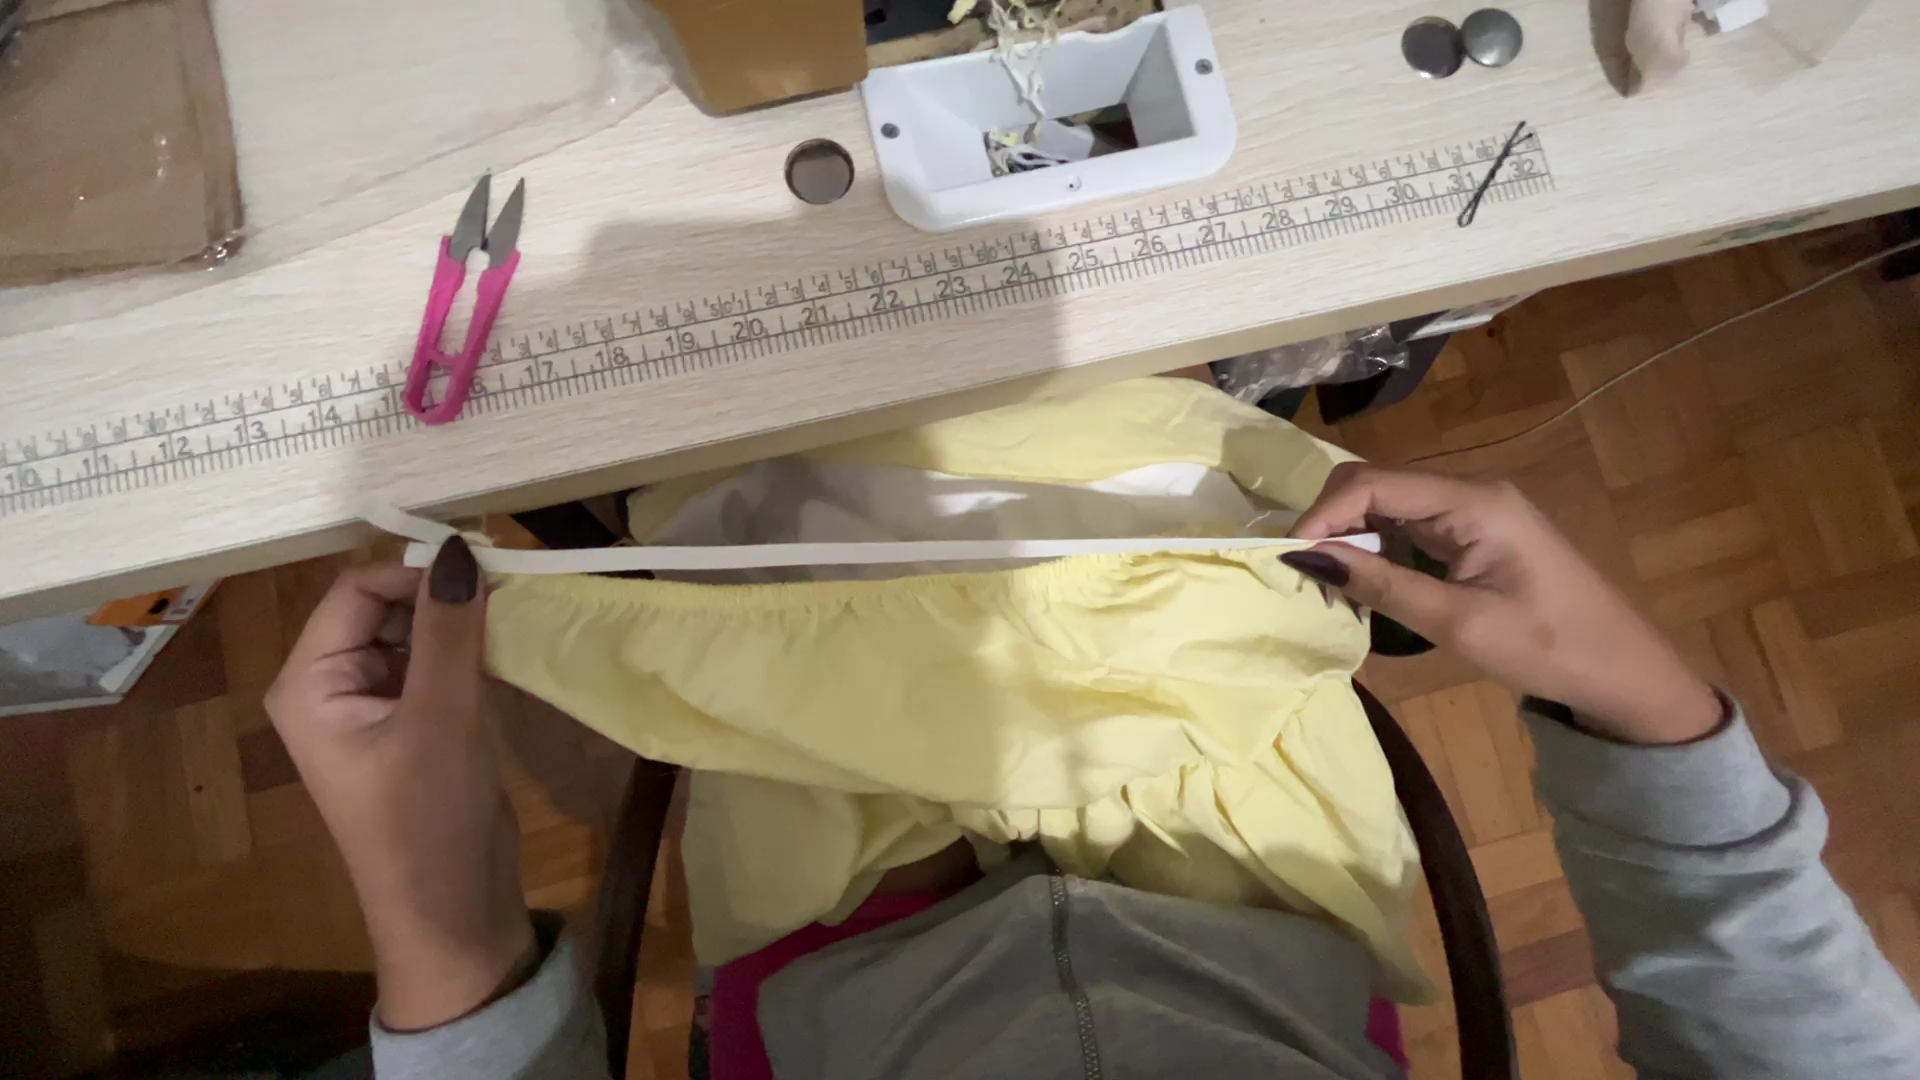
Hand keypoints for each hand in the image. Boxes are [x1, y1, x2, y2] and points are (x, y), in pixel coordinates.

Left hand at [265, 537, 534, 1029]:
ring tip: (516, 616)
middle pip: (386, 605)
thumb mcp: (440, 718)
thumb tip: (460, 550)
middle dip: (444, 592)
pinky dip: (473, 645)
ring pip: (418, 630)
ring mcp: (380, 703)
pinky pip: (440, 660)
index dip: (418, 573)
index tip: (489, 573)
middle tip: (511, 591)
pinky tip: (510, 647)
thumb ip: (449, 632)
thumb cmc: (427, 815)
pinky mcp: (419, 718)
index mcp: (311, 683)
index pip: (356, 592)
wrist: (452, 901)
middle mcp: (336, 684)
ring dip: (463, 618)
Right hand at [1283, 464, 1722, 745]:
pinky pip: (1400, 524)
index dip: (1321, 514)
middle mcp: (1468, 492)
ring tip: (1324, 578)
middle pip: (1372, 483)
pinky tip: (1357, 577)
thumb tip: (1304, 558)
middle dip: (1327, 520)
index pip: (1371, 484)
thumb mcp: (1457, 622)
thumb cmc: (1549, 648)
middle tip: (1303, 569)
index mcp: (1473, 502)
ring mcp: (1469, 510)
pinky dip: (1368, 546)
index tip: (1290, 558)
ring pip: (1381, 502)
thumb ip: (1378, 584)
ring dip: (1345, 534)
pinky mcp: (1467, 531)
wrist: (1626, 675)